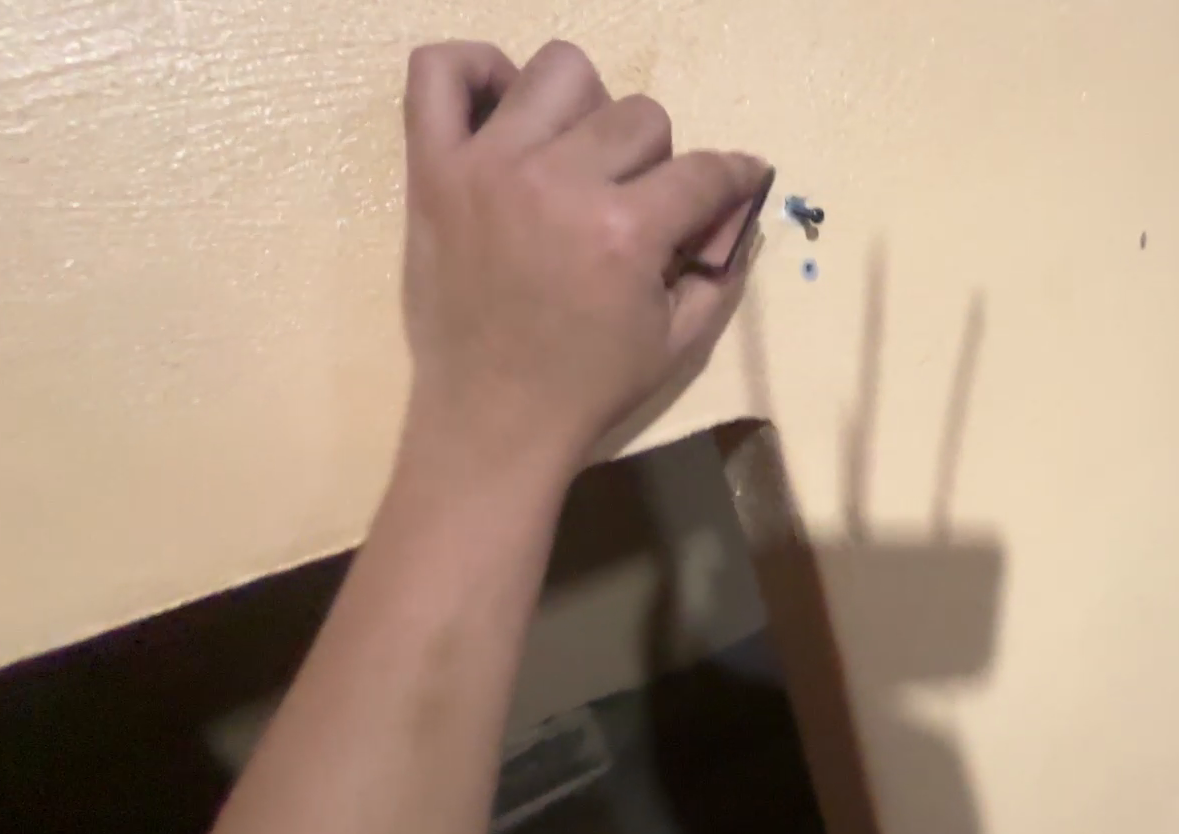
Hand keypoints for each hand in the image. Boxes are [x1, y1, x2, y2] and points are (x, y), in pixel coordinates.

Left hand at [398, 40, 767, 479]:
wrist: (496, 420)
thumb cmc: (594, 389)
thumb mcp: (680, 344)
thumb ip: (719, 274)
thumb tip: (736, 219)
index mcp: (625, 234)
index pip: (702, 172)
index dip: (736, 173)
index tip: (743, 176)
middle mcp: (560, 183)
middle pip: (640, 115)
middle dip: (660, 160)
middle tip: (642, 204)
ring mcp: (489, 166)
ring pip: (560, 72)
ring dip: (589, 111)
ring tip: (579, 160)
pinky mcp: (434, 168)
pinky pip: (440, 69)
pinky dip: (476, 73)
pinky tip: (506, 116)